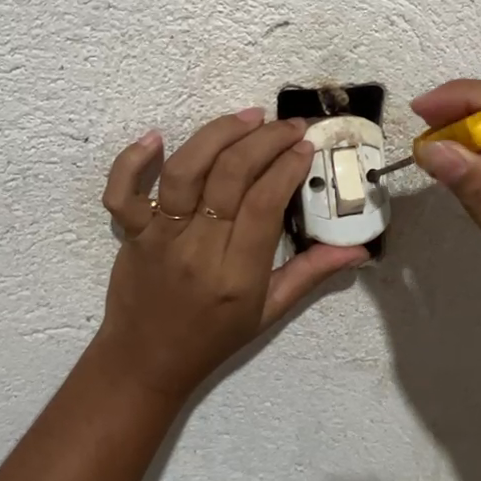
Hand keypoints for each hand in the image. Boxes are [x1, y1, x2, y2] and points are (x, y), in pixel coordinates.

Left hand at [93, 109, 369, 400]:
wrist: (145, 364)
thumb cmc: (213, 338)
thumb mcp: (269, 312)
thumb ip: (311, 274)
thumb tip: (359, 249)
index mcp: (237, 274)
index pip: (264, 204)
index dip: (287, 167)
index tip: (306, 147)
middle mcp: (197, 250)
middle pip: (229, 176)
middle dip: (264, 140)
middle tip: (288, 126)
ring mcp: (160, 238)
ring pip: (184, 172)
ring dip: (217, 135)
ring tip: (247, 117)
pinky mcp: (131, 233)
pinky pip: (121, 193)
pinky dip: (132, 162)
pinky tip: (155, 137)